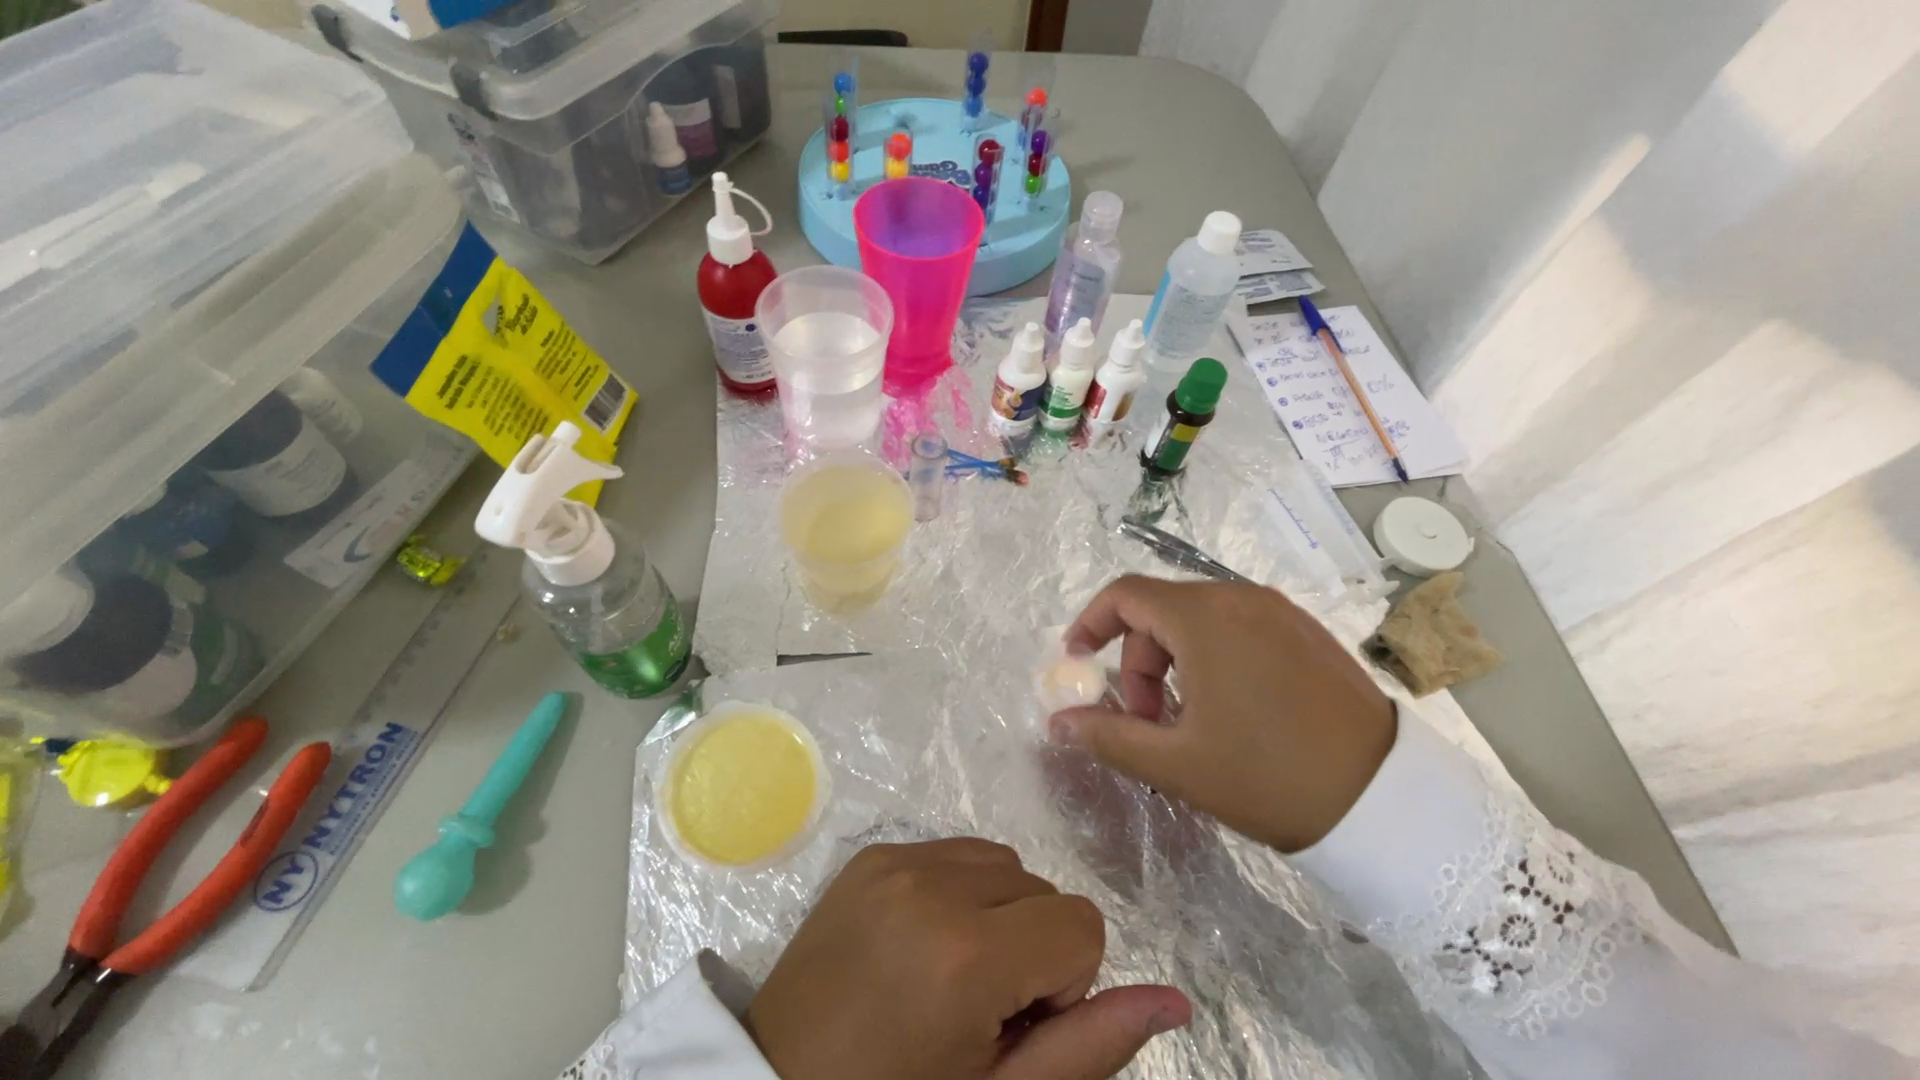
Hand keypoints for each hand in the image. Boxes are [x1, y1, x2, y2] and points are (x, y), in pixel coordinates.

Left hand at [747, 839, 1189, 1079]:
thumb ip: (1092, 1046)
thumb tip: (1177, 1000)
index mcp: (965, 952)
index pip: (1082, 924)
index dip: (1065, 983)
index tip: (1012, 1024)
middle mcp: (929, 884)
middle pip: (1043, 888)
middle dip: (1032, 947)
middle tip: (976, 1011)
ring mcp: (893, 860)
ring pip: (1004, 864)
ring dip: (1000, 915)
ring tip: (949, 976)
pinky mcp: (869, 855)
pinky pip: (955, 851)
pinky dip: (960, 891)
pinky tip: (922, 945)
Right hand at [1051, 576, 1395, 852]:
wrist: (1385, 799)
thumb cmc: (1269, 777)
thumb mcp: (1176, 763)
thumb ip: (1108, 735)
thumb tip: (1058, 722)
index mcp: (1206, 617)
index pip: (1125, 595)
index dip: (1090, 623)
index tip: (1077, 664)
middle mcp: (1242, 599)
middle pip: (1161, 610)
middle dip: (1137, 661)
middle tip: (1148, 723)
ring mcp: (1281, 613)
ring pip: (1200, 620)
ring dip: (1174, 663)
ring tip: (1188, 723)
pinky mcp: (1308, 633)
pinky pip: (1239, 628)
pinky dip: (1212, 658)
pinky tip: (1229, 711)